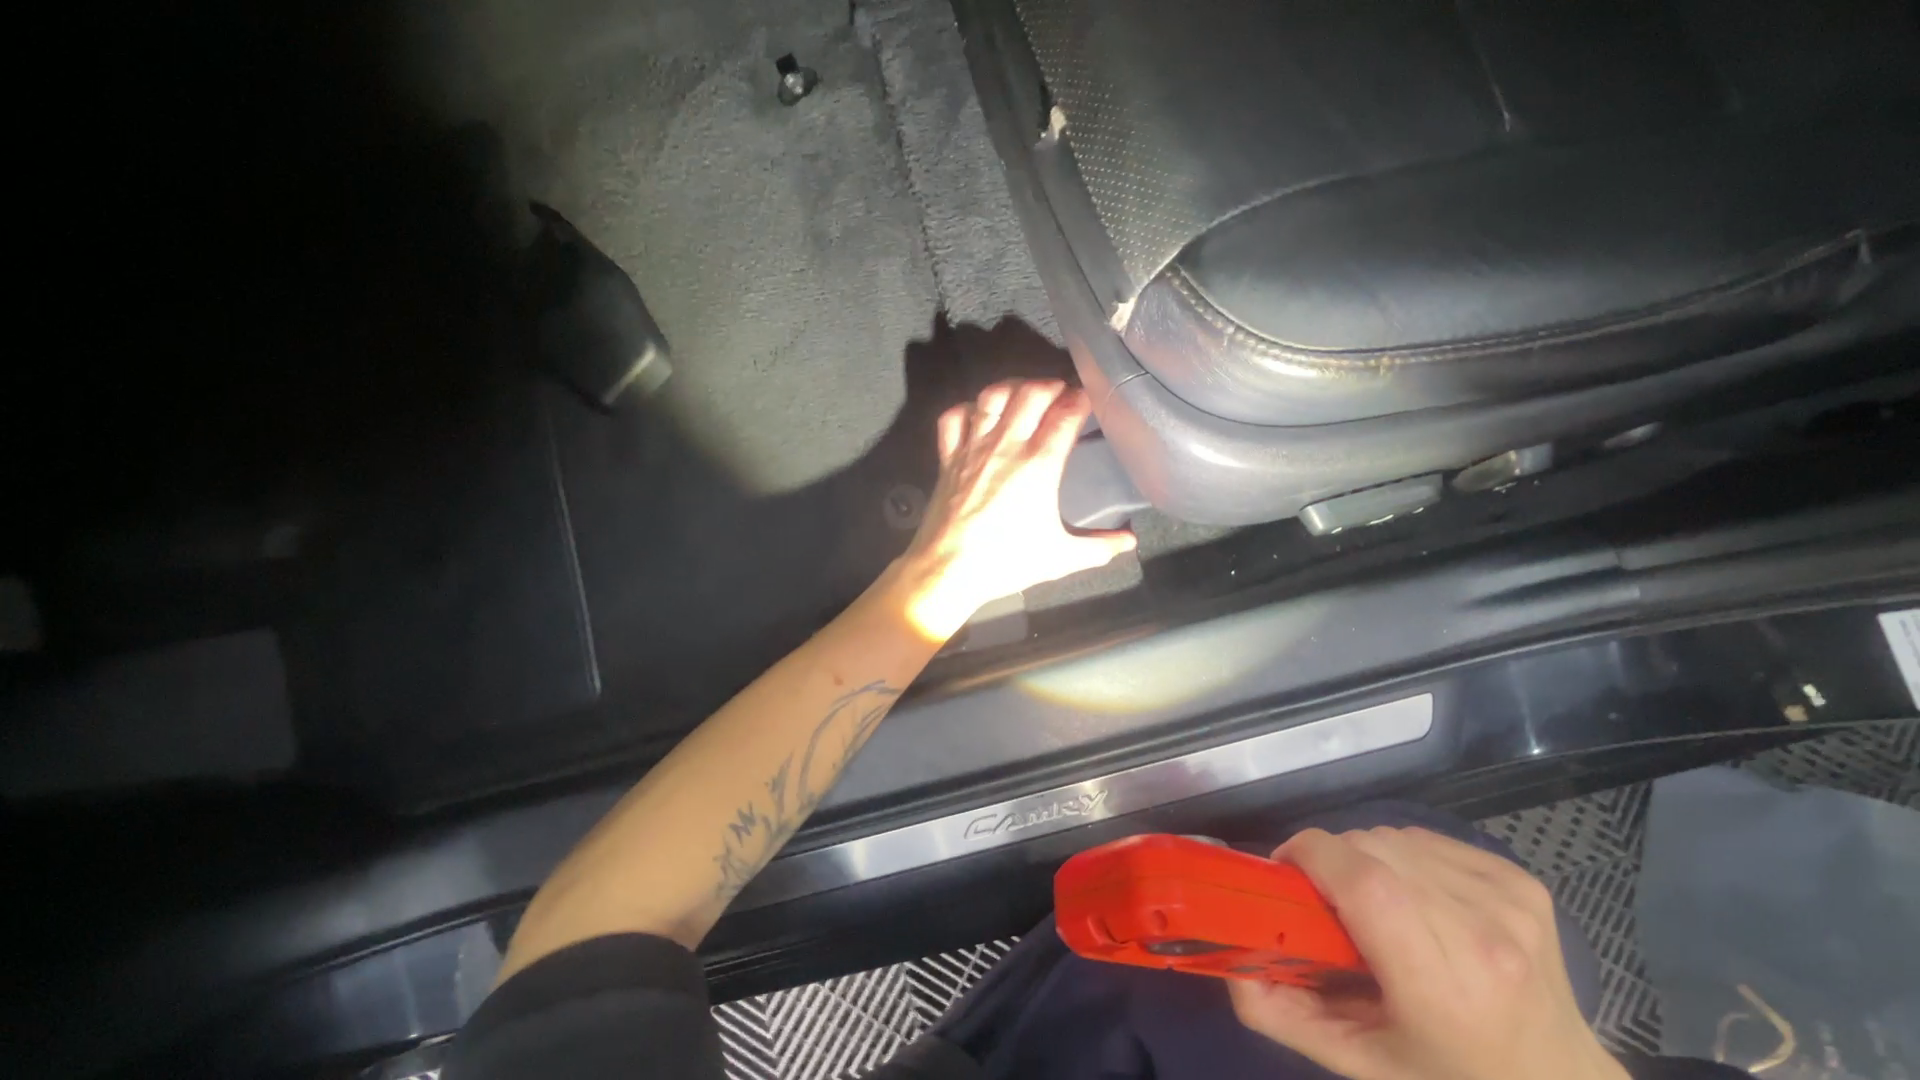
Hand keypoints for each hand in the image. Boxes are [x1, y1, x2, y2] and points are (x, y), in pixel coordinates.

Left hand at [891, 379, 1134, 639]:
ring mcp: (973, 447)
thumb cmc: (1007, 562)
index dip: (1081, 398)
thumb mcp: (1061, 558)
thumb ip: (1100, 547)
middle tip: (1062, 392)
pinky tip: (981, 413)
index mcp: (1039, 464)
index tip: (1090, 397)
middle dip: (1051, 385)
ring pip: (993, 395)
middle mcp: (1006, 445)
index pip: (1065, 414)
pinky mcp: (948, 456)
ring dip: (1013, 387)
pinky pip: (955, 416)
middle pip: (1030, 393)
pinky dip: (970, 407)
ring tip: (1026, 393)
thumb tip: (1130, 541)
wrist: (948, 570)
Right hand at [1228, 827, 1628, 1079]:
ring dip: (1363, 856)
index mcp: (1442, 985)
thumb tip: (1227, 961)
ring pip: (1397, 837)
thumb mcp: (1358, 1062)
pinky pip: (1429, 840)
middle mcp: (1482, 932)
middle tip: (1318, 898)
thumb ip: (1282, 1015)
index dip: (1311, 856)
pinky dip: (1401, 856)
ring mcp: (1508, 900)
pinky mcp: (1521, 881)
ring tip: (1366, 902)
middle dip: (1329, 859)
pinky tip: (1410, 896)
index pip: (1365, 881)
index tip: (1281, 871)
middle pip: (1373, 848)